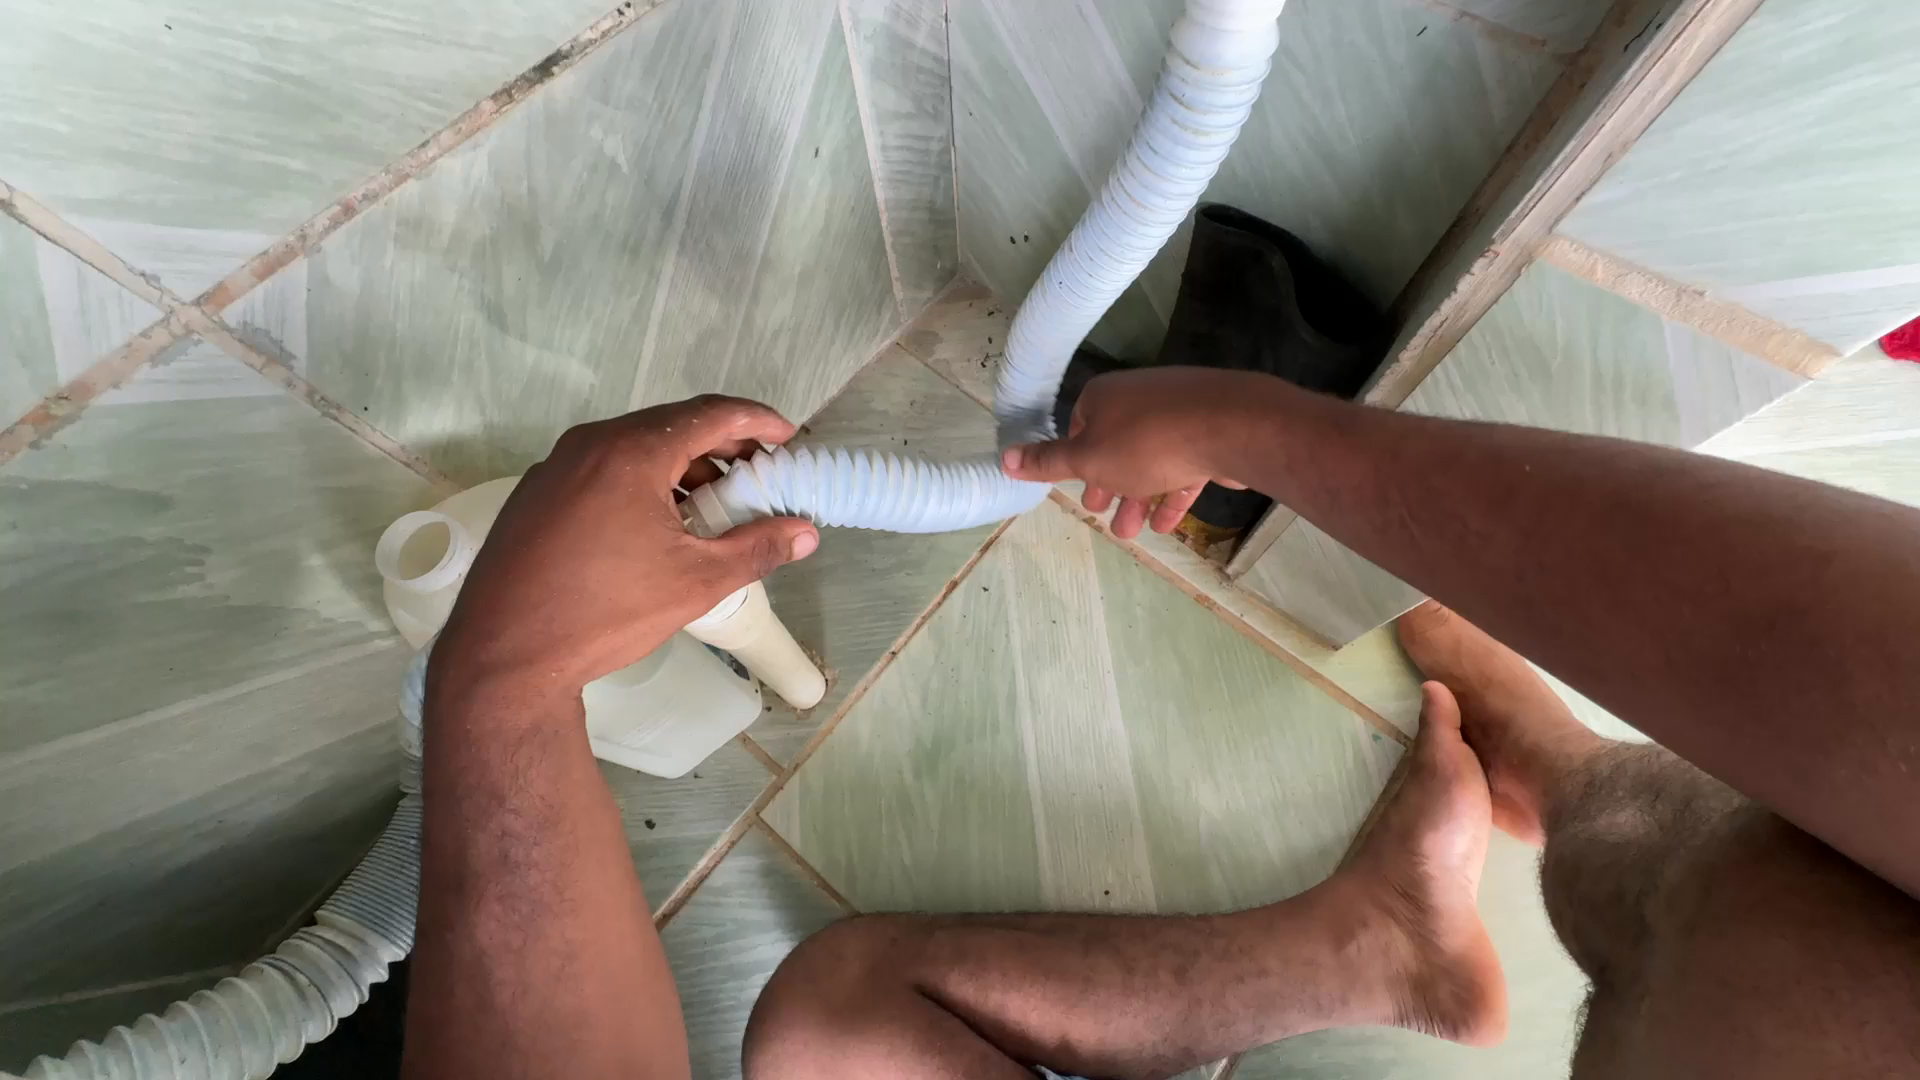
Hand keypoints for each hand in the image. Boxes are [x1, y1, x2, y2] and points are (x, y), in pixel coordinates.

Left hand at [430, 395, 818, 702]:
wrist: (503, 656)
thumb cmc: (608, 611)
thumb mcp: (697, 581)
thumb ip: (758, 549)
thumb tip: (808, 533)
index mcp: (631, 453)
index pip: (710, 414)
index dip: (757, 420)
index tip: (787, 437)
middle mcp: (590, 445)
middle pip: (673, 425)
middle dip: (724, 446)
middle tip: (759, 474)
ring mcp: (556, 467)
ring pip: (638, 447)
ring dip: (685, 467)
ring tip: (715, 505)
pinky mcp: (538, 494)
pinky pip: (606, 468)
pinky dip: (647, 480)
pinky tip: (660, 524)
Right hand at [1001, 367, 1261, 538]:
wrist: (1231, 426)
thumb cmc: (1146, 444)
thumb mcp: (1087, 459)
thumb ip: (1047, 462)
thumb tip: (1002, 458)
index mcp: (1105, 397)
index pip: (1080, 428)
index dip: (1076, 461)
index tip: (1077, 489)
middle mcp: (1139, 399)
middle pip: (1115, 447)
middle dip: (1108, 487)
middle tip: (1103, 515)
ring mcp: (1178, 413)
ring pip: (1150, 461)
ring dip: (1138, 499)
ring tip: (1135, 533)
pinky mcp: (1209, 431)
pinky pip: (1183, 464)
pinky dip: (1171, 494)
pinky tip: (1167, 524)